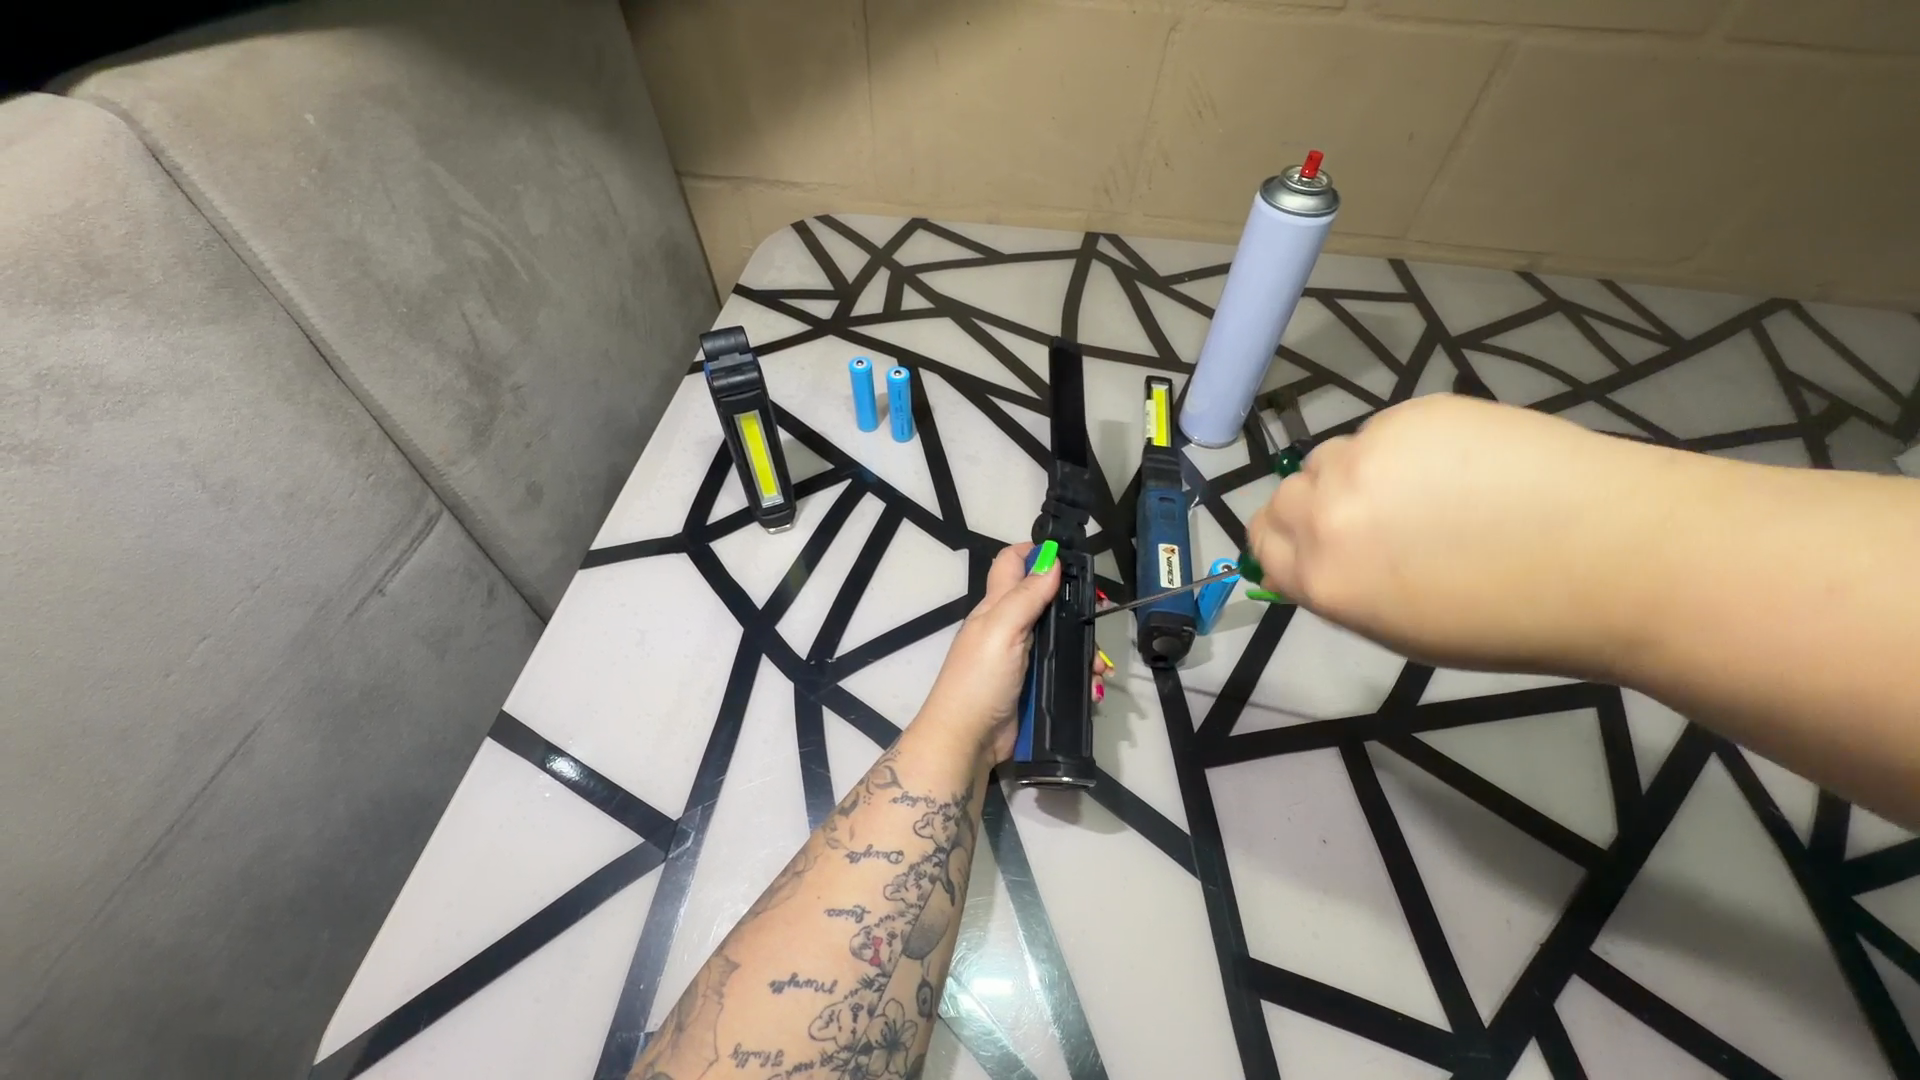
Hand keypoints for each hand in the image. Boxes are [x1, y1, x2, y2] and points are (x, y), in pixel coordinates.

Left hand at [917, 544, 1110, 765]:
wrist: (967, 739)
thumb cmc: (979, 678)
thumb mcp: (1002, 630)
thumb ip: (1026, 596)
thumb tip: (1051, 560)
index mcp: (996, 606)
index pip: (1013, 564)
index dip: (1036, 553)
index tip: (1068, 557)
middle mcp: (1010, 626)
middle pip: (1047, 600)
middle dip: (1075, 605)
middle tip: (1098, 613)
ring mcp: (1023, 657)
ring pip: (1062, 637)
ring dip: (1085, 646)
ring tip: (1099, 663)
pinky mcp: (1035, 685)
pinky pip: (1064, 670)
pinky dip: (1082, 674)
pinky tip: (1094, 683)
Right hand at [1245, 394, 1681, 677]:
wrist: (1622, 556)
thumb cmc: (1513, 619)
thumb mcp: (1402, 629)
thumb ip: (1340, 589)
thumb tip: (1312, 561)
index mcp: (1324, 577)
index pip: (1261, 542)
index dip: (1285, 545)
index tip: (1319, 550)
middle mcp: (1328, 512)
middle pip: (1287, 496)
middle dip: (1317, 509)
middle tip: (1378, 523)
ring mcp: (1368, 455)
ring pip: (1333, 458)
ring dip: (1358, 475)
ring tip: (1430, 495)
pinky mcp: (1413, 413)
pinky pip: (1383, 431)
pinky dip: (1407, 449)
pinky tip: (1465, 469)